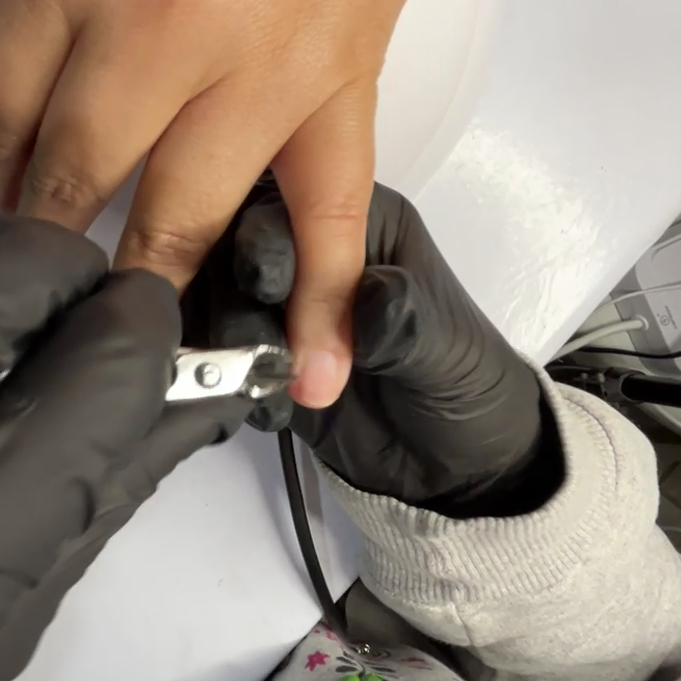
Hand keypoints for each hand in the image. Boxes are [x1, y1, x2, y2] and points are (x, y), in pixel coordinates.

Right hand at [184, 179, 555, 515]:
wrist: (446, 466)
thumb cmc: (464, 391)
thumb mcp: (446, 353)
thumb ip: (405, 321)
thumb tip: (371, 296)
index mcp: (358, 226)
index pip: (300, 214)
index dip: (272, 241)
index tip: (265, 285)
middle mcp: (307, 255)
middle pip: (239, 249)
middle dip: (239, 298)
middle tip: (248, 348)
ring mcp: (275, 307)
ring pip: (220, 300)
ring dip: (227, 342)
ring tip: (254, 387)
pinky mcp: (253, 355)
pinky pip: (216, 351)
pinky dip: (222, 379)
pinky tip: (252, 409)